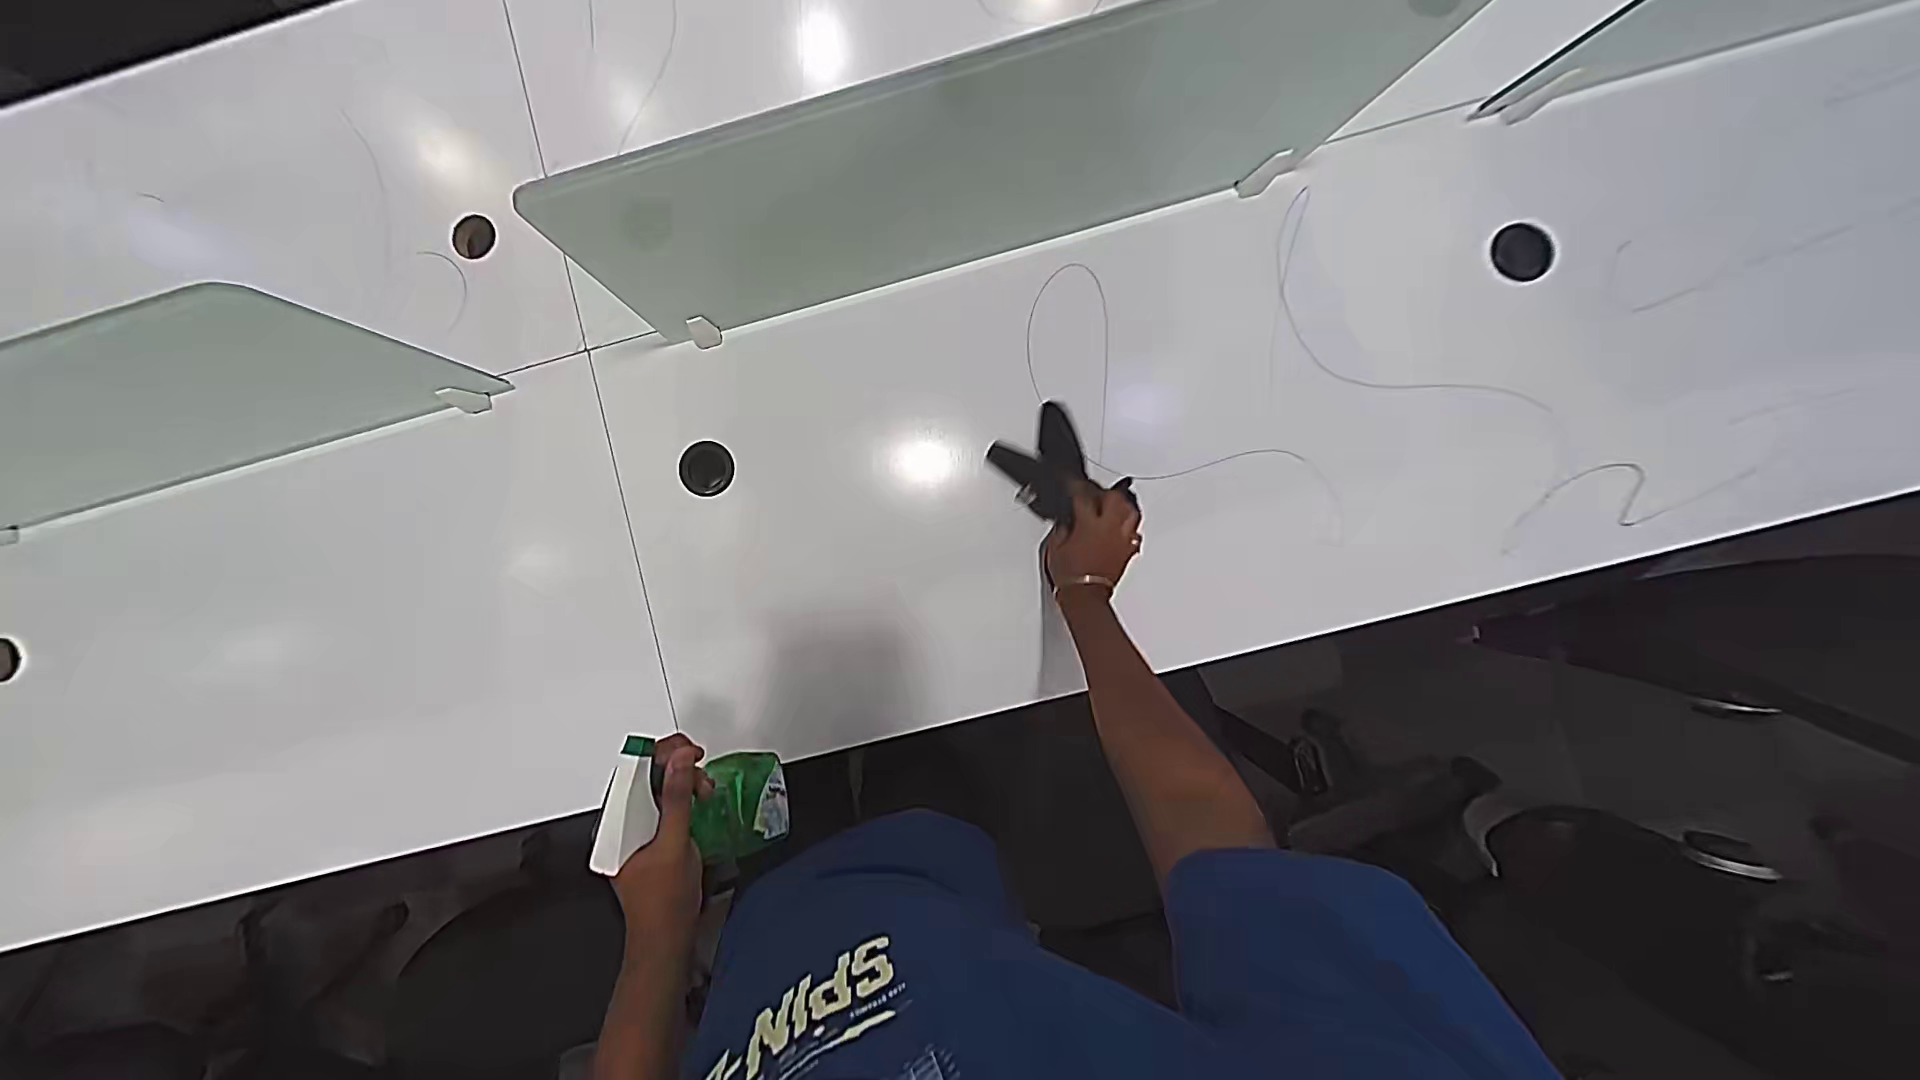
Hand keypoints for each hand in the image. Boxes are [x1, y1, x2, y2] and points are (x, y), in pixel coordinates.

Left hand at [610, 734, 713, 947]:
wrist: (667, 938)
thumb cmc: (664, 900)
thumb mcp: (673, 842)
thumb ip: (676, 798)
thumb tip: (679, 759)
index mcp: (615, 825)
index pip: (632, 771)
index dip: (661, 753)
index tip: (689, 750)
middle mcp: (621, 824)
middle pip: (647, 776)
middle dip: (679, 768)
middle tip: (701, 776)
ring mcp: (637, 830)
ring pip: (659, 787)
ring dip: (685, 781)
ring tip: (703, 792)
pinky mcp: (652, 835)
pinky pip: (666, 802)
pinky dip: (685, 795)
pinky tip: (698, 799)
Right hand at [1044, 481, 1141, 600]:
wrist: (1084, 596)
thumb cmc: (1071, 575)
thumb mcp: (1055, 547)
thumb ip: (1063, 528)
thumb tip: (1067, 520)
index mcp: (1089, 524)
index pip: (1083, 495)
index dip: (1076, 486)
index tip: (1072, 483)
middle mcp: (1109, 528)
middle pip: (1115, 497)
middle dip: (1105, 491)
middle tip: (1096, 492)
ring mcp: (1122, 539)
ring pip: (1131, 511)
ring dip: (1123, 504)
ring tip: (1115, 503)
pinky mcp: (1128, 551)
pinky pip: (1135, 532)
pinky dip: (1130, 526)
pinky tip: (1124, 526)